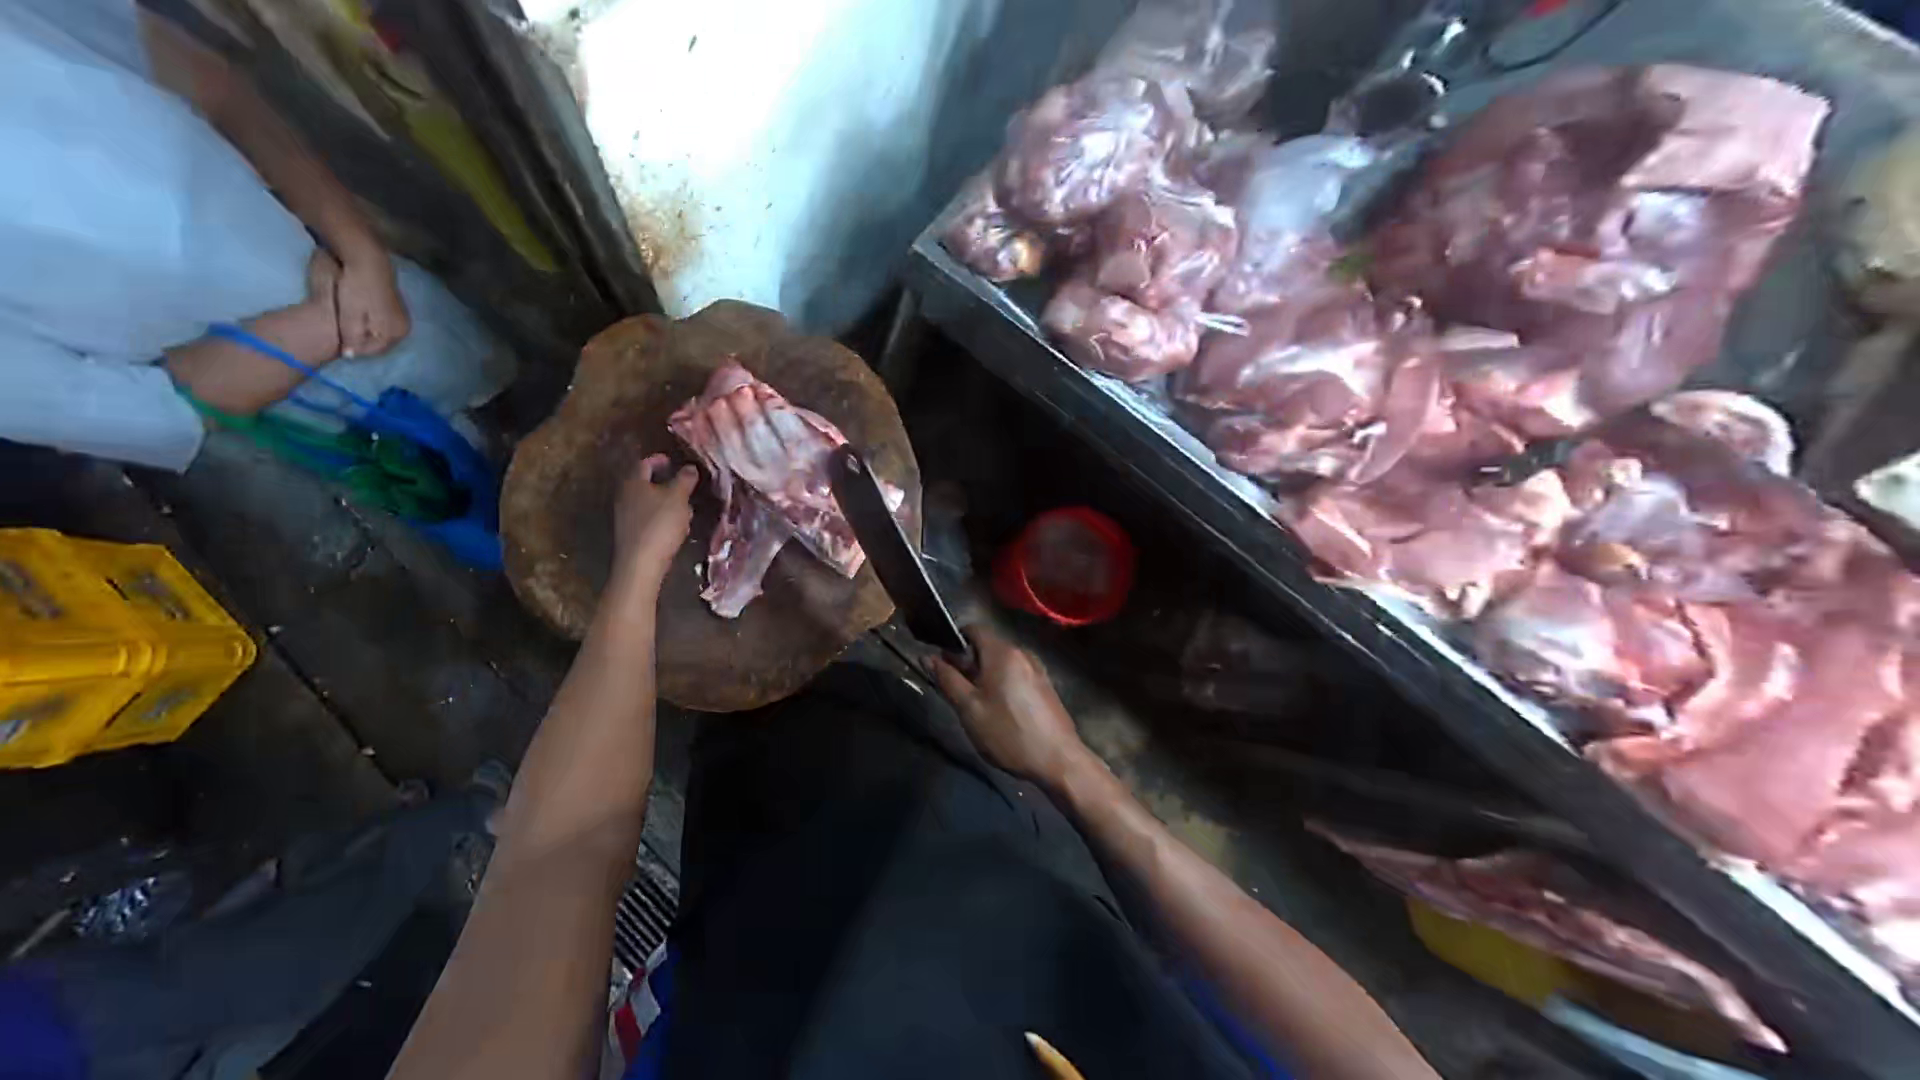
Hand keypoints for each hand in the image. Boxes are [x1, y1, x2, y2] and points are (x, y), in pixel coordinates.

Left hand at [333, 250, 409, 356]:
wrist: (368, 263)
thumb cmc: (356, 289)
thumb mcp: (349, 314)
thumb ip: (351, 336)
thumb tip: (350, 356)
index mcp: (393, 332)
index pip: (373, 350)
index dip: (354, 350)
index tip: (337, 346)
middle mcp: (403, 329)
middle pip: (380, 344)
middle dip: (363, 344)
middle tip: (343, 339)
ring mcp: (403, 320)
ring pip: (383, 335)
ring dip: (369, 336)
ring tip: (350, 329)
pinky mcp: (399, 311)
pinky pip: (385, 327)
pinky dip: (374, 327)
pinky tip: (361, 320)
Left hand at [613, 454, 698, 585]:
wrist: (641, 562)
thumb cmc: (660, 523)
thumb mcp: (678, 497)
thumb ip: (684, 479)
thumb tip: (689, 467)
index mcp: (634, 482)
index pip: (644, 463)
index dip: (659, 460)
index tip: (672, 461)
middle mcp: (625, 496)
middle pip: (645, 483)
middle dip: (665, 483)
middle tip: (683, 485)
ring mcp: (626, 516)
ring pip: (649, 502)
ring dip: (666, 501)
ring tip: (684, 507)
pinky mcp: (631, 533)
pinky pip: (648, 517)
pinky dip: (662, 516)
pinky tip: (675, 527)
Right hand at [931, 624, 1090, 788]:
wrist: (1058, 760)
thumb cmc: (1008, 733)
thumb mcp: (969, 709)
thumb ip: (947, 679)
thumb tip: (928, 657)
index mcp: (1003, 652)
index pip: (973, 629)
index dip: (953, 639)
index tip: (940, 660)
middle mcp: (1022, 653)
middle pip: (987, 646)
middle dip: (966, 661)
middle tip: (952, 688)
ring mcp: (1037, 669)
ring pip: (1001, 662)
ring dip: (983, 674)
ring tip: (973, 702)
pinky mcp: (1045, 686)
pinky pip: (1015, 674)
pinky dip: (1001, 682)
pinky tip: (997, 708)